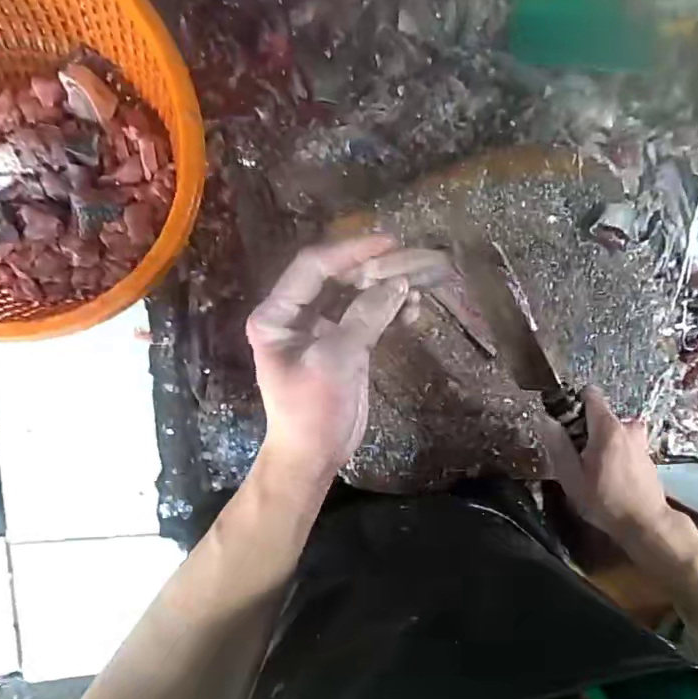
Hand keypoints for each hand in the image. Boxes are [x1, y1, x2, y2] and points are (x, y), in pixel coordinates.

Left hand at [246, 236, 448, 487]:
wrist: (314, 455)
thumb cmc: (312, 410)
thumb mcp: (335, 360)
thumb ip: (365, 318)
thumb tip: (399, 284)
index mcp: (277, 314)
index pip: (313, 267)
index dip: (350, 251)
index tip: (387, 243)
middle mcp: (297, 316)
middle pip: (338, 279)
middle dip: (375, 270)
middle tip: (412, 261)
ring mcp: (323, 331)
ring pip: (356, 297)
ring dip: (387, 291)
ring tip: (419, 287)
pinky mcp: (345, 347)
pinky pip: (368, 319)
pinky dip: (390, 314)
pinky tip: (413, 311)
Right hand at [538, 387, 676, 546]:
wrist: (645, 523)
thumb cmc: (605, 501)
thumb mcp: (572, 477)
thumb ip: (558, 445)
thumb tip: (544, 420)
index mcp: (608, 427)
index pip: (590, 394)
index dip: (572, 404)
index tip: (563, 425)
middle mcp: (628, 427)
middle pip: (599, 415)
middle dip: (584, 430)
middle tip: (575, 457)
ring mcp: (640, 440)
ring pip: (611, 431)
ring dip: (600, 443)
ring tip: (592, 470)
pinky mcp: (647, 454)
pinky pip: (623, 444)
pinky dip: (614, 453)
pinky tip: (609, 478)